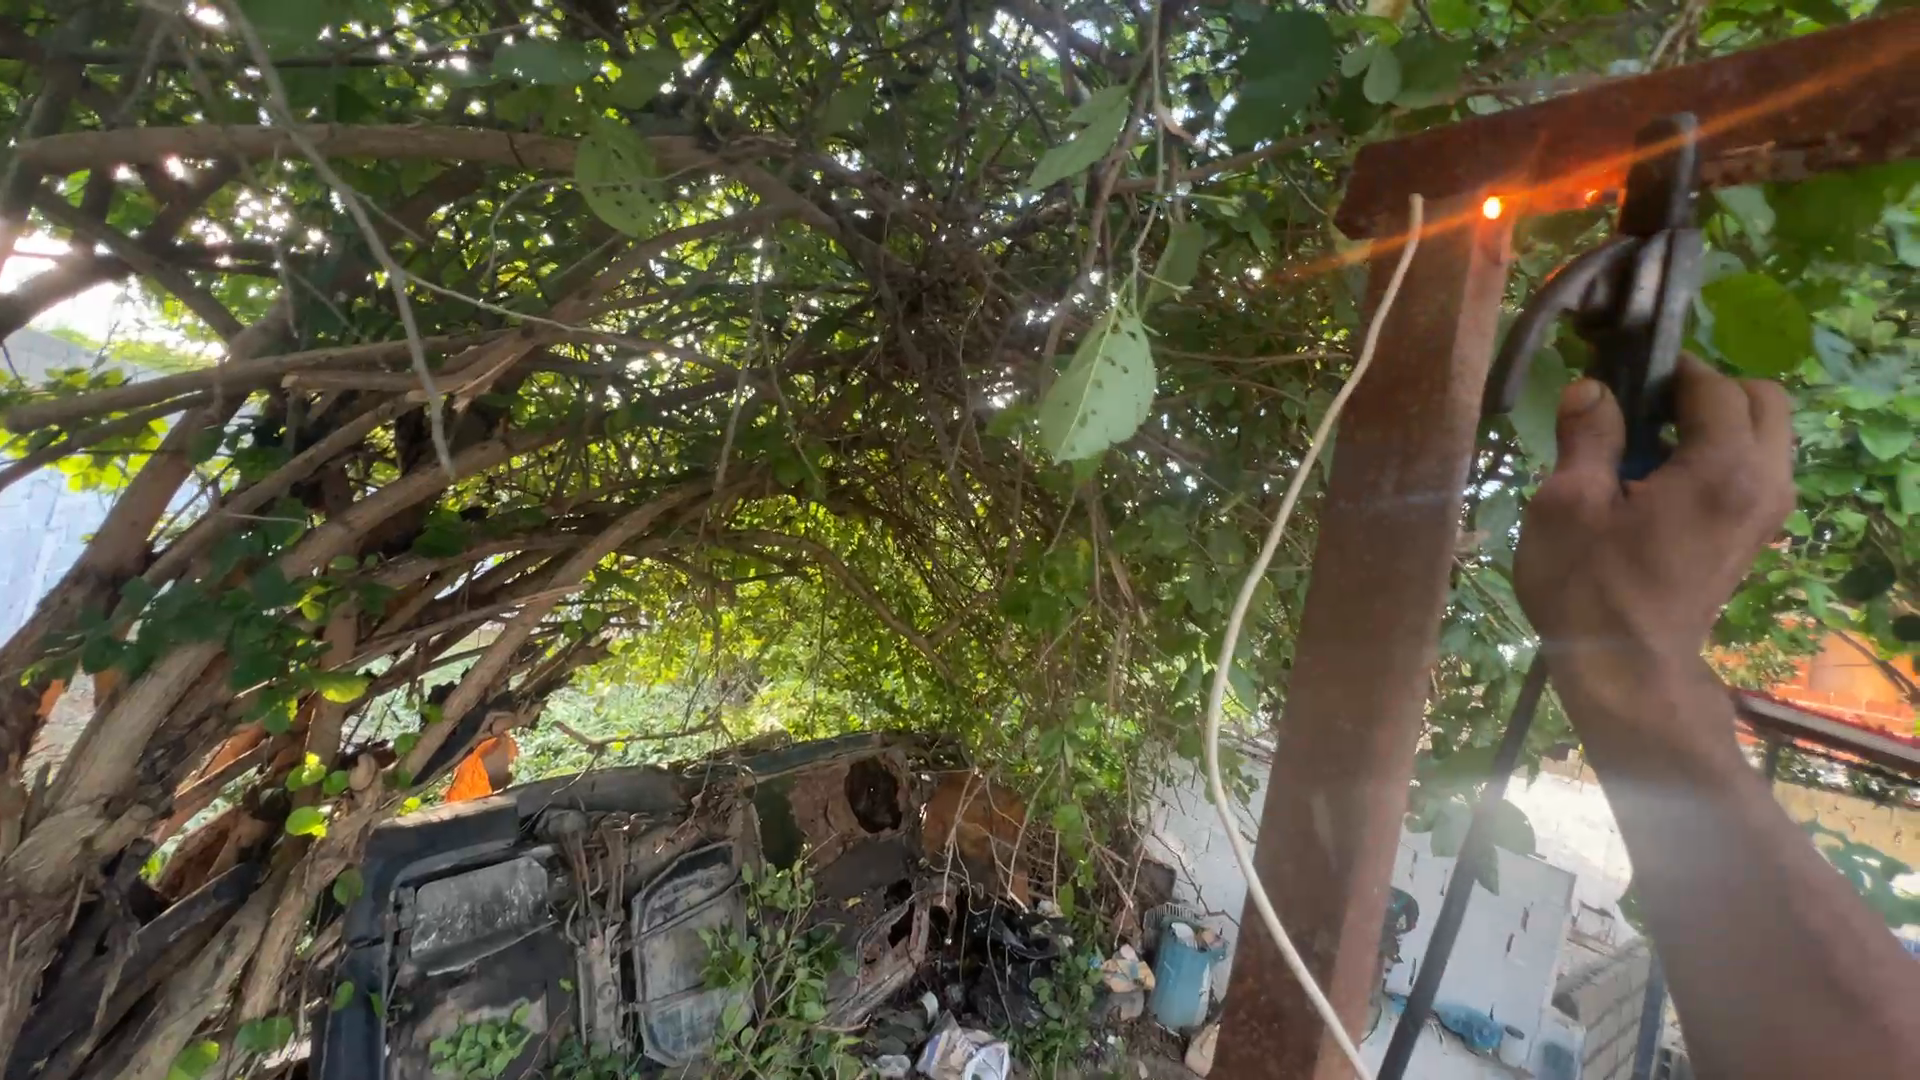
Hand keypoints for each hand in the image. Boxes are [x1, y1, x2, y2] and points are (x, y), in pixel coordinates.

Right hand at [1514, 355, 1793, 687]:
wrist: (1622, 660)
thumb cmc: (1586, 581)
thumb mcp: (1566, 504)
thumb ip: (1587, 438)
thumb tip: (1591, 387)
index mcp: (1721, 469)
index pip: (1714, 388)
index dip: (1666, 372)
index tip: (1618, 375)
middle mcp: (1765, 482)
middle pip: (1762, 401)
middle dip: (1704, 391)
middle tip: (1636, 411)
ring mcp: (1768, 511)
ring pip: (1764, 435)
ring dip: (1713, 423)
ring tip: (1642, 449)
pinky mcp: (1755, 533)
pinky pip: (1753, 468)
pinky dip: (1716, 455)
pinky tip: (1657, 482)